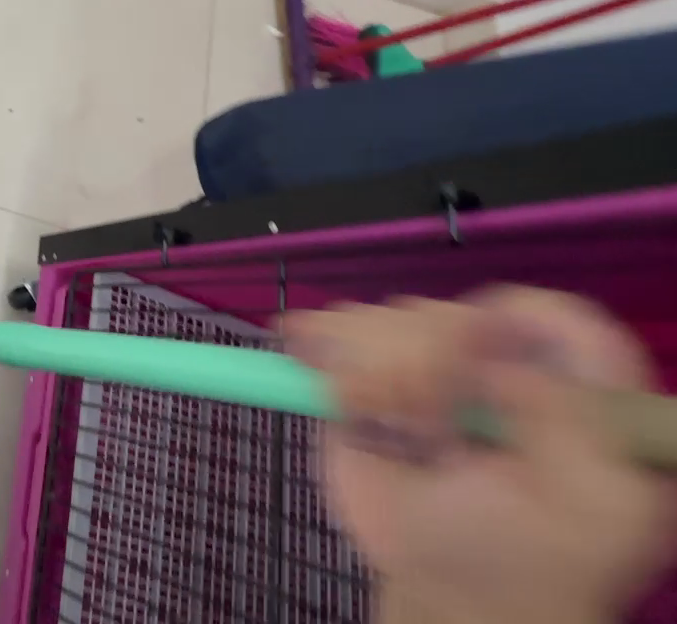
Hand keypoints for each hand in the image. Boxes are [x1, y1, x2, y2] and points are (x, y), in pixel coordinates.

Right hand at [286, 287, 673, 623]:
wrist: (440, 583)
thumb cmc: (524, 554)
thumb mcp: (582, 505)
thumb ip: (566, 424)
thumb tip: (497, 364)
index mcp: (571, 391)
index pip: (555, 315)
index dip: (516, 317)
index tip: (480, 360)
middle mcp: (493, 365)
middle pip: (443, 313)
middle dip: (420, 365)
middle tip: (423, 428)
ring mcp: (416, 365)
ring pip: (375, 317)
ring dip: (367, 369)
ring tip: (381, 424)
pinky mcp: (352, 373)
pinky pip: (322, 330)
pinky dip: (315, 349)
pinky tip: (323, 379)